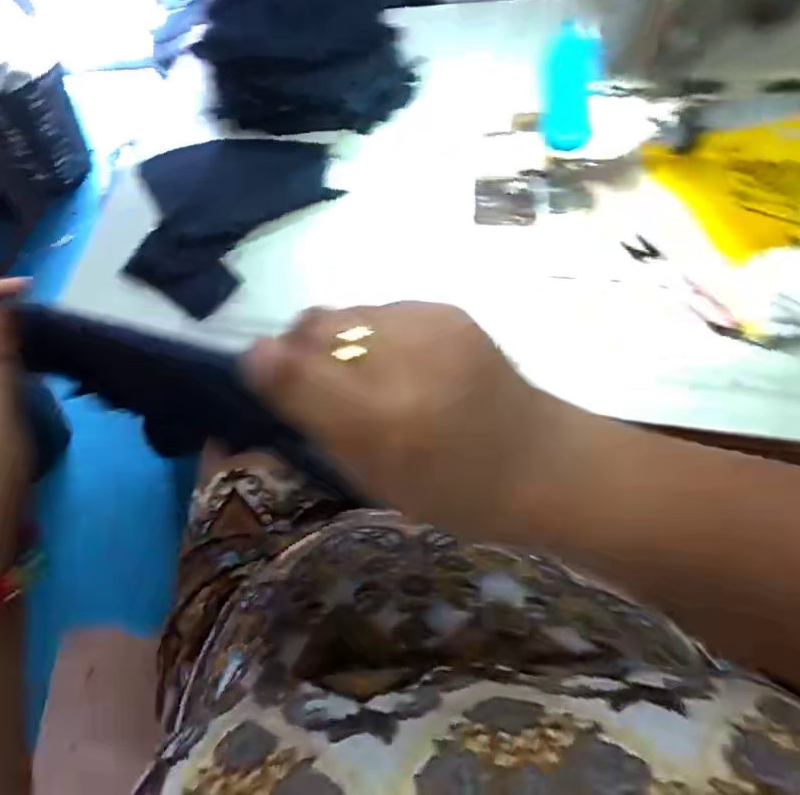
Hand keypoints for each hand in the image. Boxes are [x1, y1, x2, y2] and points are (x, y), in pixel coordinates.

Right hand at [243, 302, 554, 539]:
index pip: (293, 365)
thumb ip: (311, 419)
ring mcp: (428, 325)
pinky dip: (376, 333)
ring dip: (339, 339)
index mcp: (381, 419)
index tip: (266, 376)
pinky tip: (403, 361)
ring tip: (369, 373)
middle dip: (302, 348)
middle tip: (323, 384)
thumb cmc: (449, 490)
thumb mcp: (369, 477)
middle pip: (314, 324)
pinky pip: (381, 309)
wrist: (541, 462)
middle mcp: (401, 359)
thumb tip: (258, 360)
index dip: (267, 362)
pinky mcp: (447, 309)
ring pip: (345, 312)